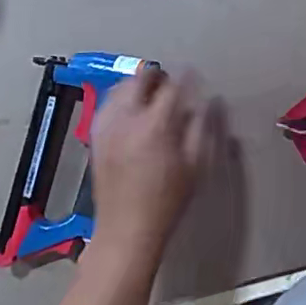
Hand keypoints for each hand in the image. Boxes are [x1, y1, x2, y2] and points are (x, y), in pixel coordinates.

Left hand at [90, 68, 214, 259]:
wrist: (126, 230)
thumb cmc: (166, 201)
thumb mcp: (195, 166)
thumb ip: (203, 128)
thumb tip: (210, 102)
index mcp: (155, 125)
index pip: (173, 86)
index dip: (187, 78)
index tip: (194, 77)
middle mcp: (128, 119)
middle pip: (141, 78)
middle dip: (158, 74)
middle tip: (171, 82)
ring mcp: (107, 127)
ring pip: (121, 87)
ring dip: (138, 84)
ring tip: (152, 92)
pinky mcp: (96, 136)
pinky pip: (107, 105)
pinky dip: (120, 99)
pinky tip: (130, 109)